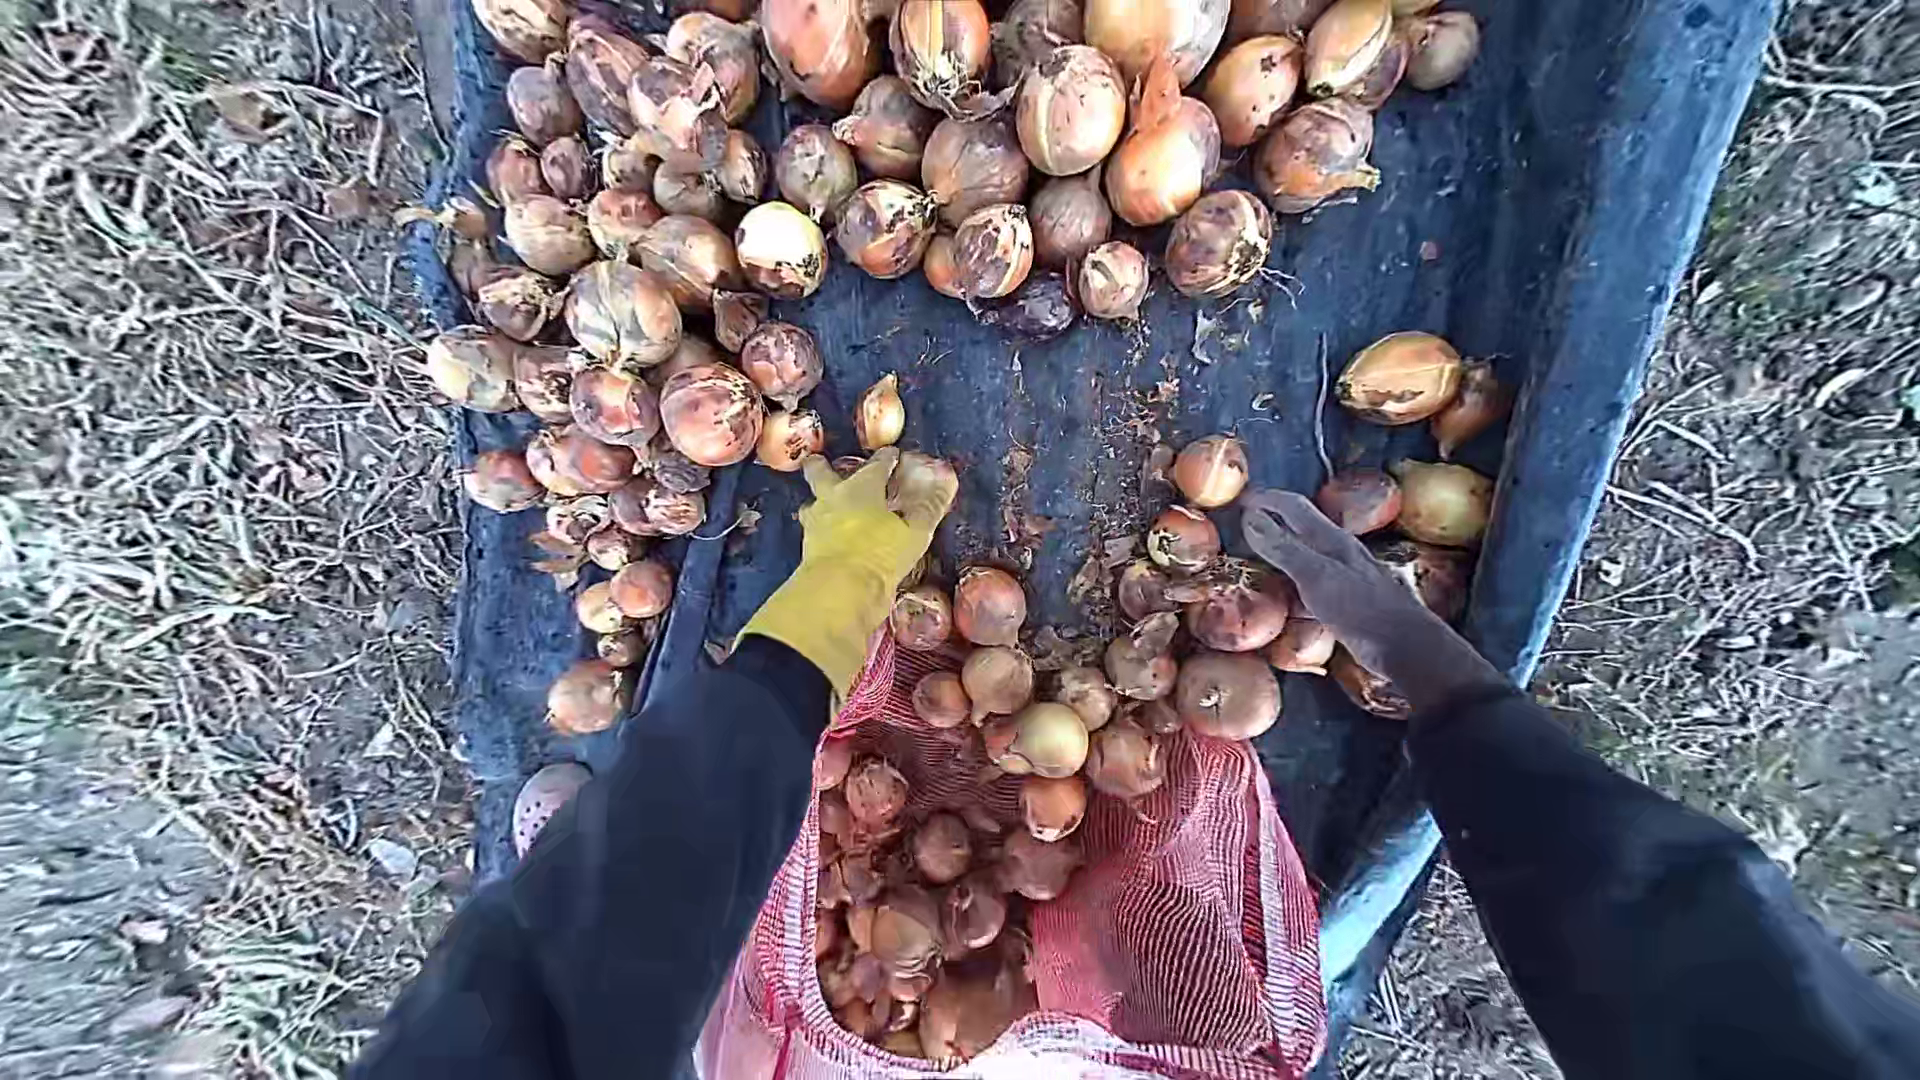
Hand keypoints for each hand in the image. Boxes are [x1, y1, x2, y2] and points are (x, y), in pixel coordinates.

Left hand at [797, 448, 954, 585]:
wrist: (842, 591)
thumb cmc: (880, 553)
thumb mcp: (915, 532)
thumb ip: (929, 507)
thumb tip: (947, 482)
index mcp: (861, 487)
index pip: (876, 464)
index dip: (886, 457)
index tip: (892, 454)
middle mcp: (833, 499)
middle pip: (821, 473)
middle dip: (821, 466)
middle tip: (820, 461)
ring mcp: (816, 525)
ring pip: (812, 504)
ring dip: (819, 502)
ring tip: (827, 505)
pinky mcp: (808, 550)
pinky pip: (814, 533)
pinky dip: (822, 532)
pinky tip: (831, 538)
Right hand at [1240, 489, 1503, 713]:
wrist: (1406, 647)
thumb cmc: (1362, 609)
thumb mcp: (1316, 575)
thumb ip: (1283, 547)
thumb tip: (1251, 517)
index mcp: (1332, 539)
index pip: (1294, 506)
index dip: (1266, 499)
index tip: (1239, 499)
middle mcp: (1337, 551)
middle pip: (1298, 526)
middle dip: (1270, 519)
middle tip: (1240, 524)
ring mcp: (1341, 575)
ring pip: (1302, 553)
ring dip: (1277, 549)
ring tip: (1252, 556)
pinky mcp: (1342, 599)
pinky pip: (1305, 581)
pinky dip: (1287, 580)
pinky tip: (1280, 593)